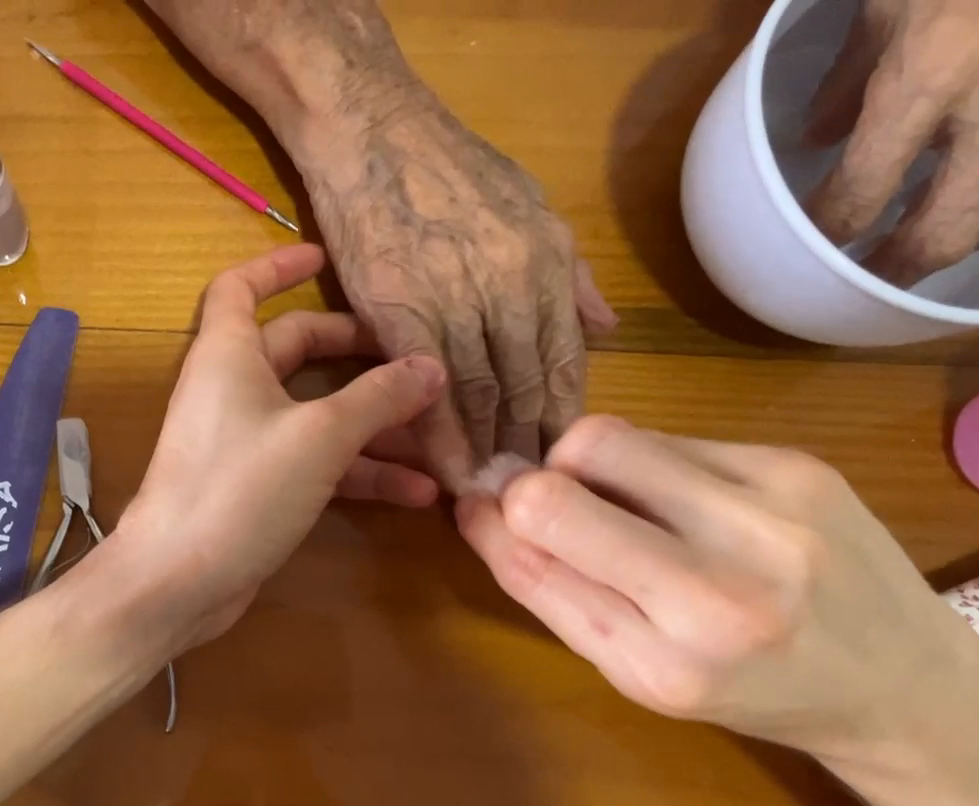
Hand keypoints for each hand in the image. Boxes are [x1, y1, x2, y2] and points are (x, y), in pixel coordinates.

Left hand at [111, 245, 444, 647]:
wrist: (177, 580)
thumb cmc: (239, 488)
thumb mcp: (318, 435)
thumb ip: (378, 397)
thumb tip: (430, 367)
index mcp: (228, 354)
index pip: (240, 288)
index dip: (277, 266)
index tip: (324, 258)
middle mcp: (231, 389)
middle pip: (295, 350)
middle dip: (358, 355)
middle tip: (416, 359)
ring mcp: (243, 440)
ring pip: (315, 414)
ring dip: (373, 426)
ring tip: (440, 440)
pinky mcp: (255, 486)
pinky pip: (313, 462)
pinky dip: (357, 472)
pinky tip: (415, 492)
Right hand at [294, 84, 617, 484]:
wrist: (371, 136)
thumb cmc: (446, 168)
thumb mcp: (529, 204)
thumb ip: (570, 273)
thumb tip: (608, 329)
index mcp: (546, 263)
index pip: (565, 359)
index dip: (564, 416)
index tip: (564, 462)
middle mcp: (512, 286)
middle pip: (528, 385)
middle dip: (529, 445)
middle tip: (532, 496)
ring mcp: (456, 301)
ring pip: (482, 394)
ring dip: (488, 450)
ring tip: (494, 494)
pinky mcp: (401, 314)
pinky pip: (430, 388)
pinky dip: (441, 435)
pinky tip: (448, 471)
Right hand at [456, 417, 978, 760]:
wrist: (908, 683)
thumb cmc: (749, 693)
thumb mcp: (638, 673)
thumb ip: (557, 592)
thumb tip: (483, 506)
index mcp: (668, 661)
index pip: (534, 563)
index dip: (486, 524)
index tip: (471, 506)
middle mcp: (723, 586)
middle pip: (561, 484)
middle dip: (527, 486)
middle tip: (542, 504)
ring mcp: (770, 514)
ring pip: (606, 439)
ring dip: (580, 465)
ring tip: (614, 500)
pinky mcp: (797, 464)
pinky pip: (666, 437)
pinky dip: (645, 463)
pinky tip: (678, 498)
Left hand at [806, 0, 978, 285]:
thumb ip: (849, 73)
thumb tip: (814, 137)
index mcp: (930, 79)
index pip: (858, 197)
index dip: (825, 233)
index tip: (802, 245)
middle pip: (953, 229)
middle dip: (901, 267)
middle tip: (865, 281)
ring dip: (970, 237)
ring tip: (925, 247)